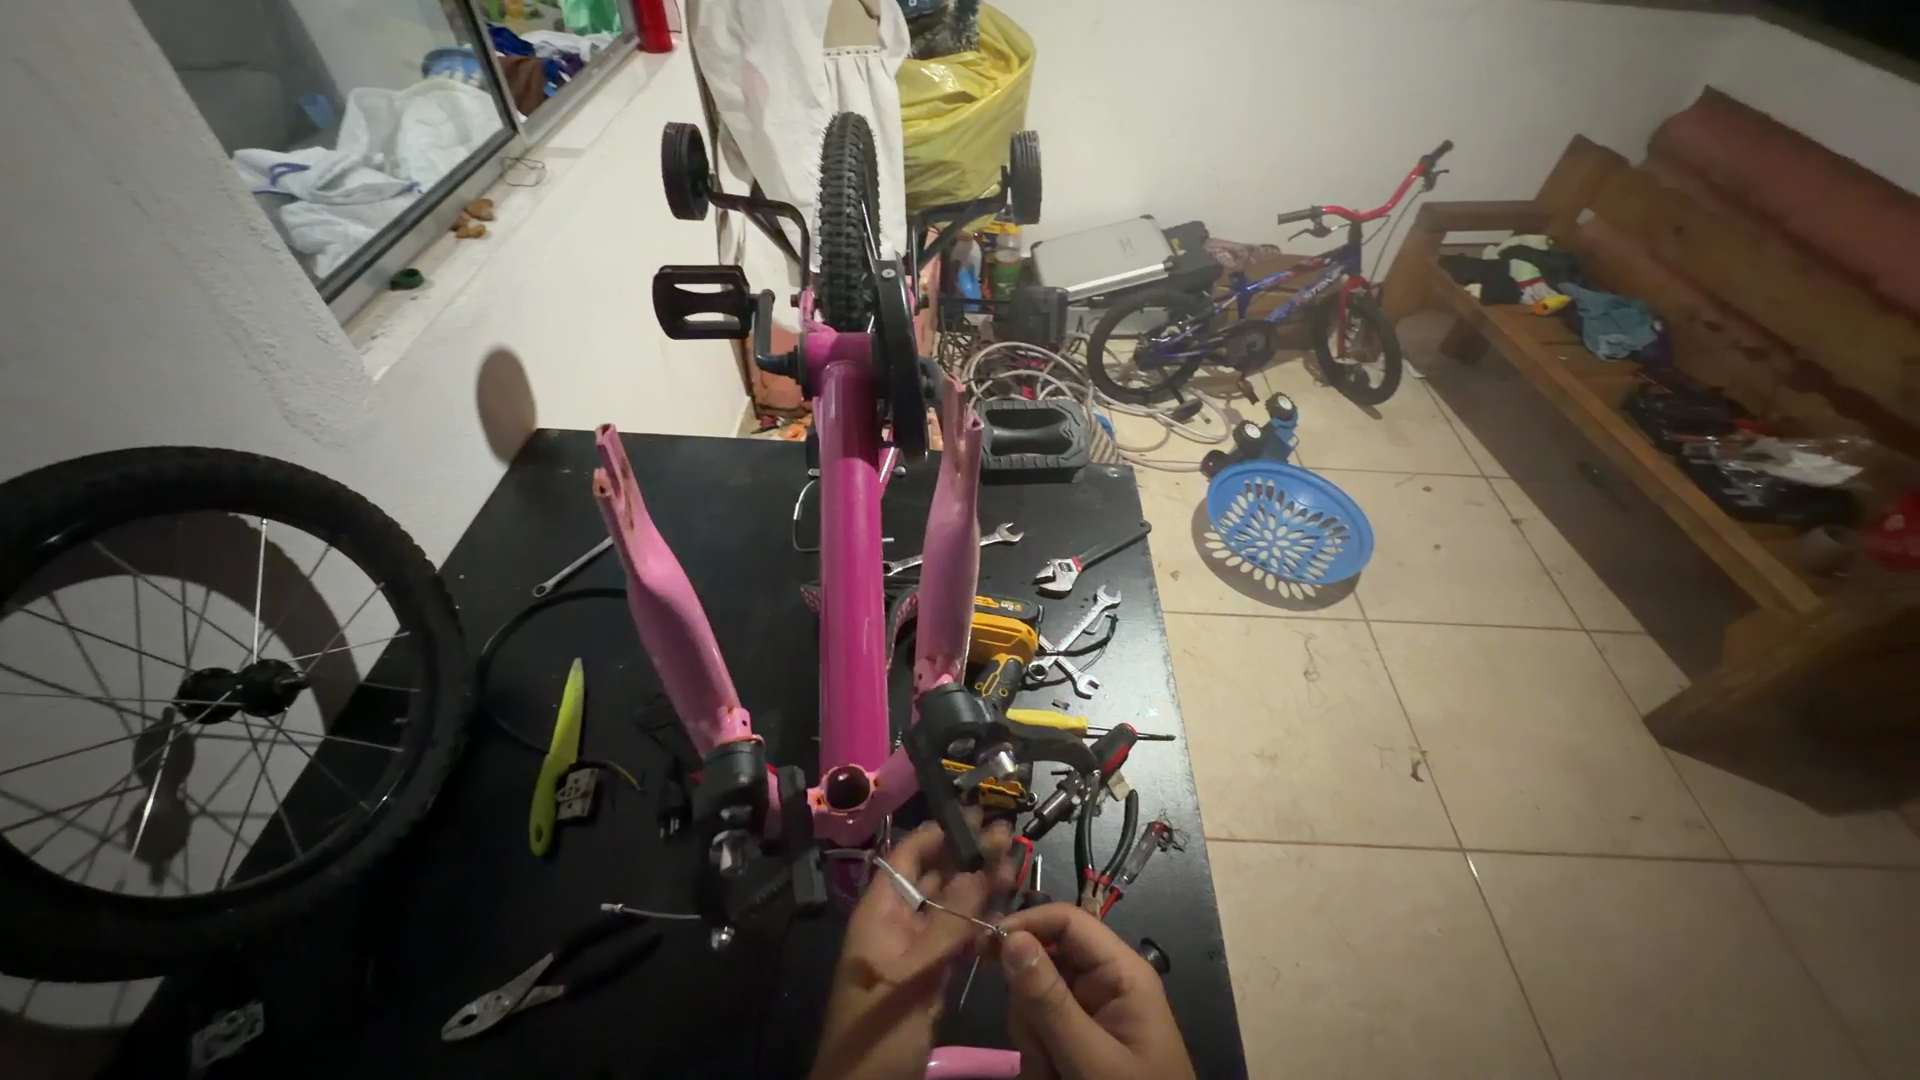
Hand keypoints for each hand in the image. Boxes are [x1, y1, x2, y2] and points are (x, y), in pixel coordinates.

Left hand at [810, 821, 1012, 1079]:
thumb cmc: (876, 1029)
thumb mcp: (911, 972)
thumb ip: (948, 922)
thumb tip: (981, 870)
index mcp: (880, 910)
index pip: (908, 855)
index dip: (940, 832)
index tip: (977, 815)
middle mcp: (898, 920)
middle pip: (935, 876)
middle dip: (970, 855)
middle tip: (1008, 835)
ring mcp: (916, 947)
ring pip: (951, 905)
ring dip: (981, 885)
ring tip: (1016, 864)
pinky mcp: (931, 973)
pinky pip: (958, 936)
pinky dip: (980, 922)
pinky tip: (1006, 910)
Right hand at [995, 903, 1194, 1079]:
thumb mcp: (1091, 1059)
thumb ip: (1049, 1001)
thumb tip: (1010, 937)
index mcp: (1121, 970)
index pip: (1067, 920)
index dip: (1026, 924)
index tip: (986, 947)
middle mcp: (1104, 980)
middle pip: (1044, 960)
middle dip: (1030, 1005)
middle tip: (1038, 1050)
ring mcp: (1089, 1008)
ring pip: (1034, 996)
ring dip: (1032, 1038)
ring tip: (1051, 1073)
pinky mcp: (1078, 1034)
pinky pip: (1039, 1026)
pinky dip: (1037, 1054)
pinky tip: (1050, 1075)